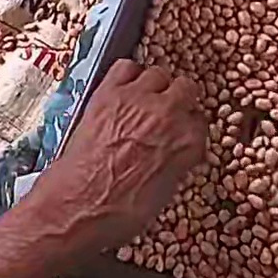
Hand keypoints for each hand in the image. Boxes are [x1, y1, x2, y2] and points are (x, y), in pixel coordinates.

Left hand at [23, 59, 206, 262]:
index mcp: (188, 142)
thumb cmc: (120, 211)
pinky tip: (124, 87)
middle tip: (165, 113)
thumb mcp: (163, 193)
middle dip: (178, 100)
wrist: (79, 204)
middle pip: (186, 89)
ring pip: (158, 74)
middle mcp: (168, 114)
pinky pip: (125, 66)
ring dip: (154, 86)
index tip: (180, 132)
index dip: (187, 127)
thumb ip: (174, 162)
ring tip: (143, 99)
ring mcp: (138, 98)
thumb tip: (170, 154)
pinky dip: (127, 74)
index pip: (199, 122)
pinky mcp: (108, 91)